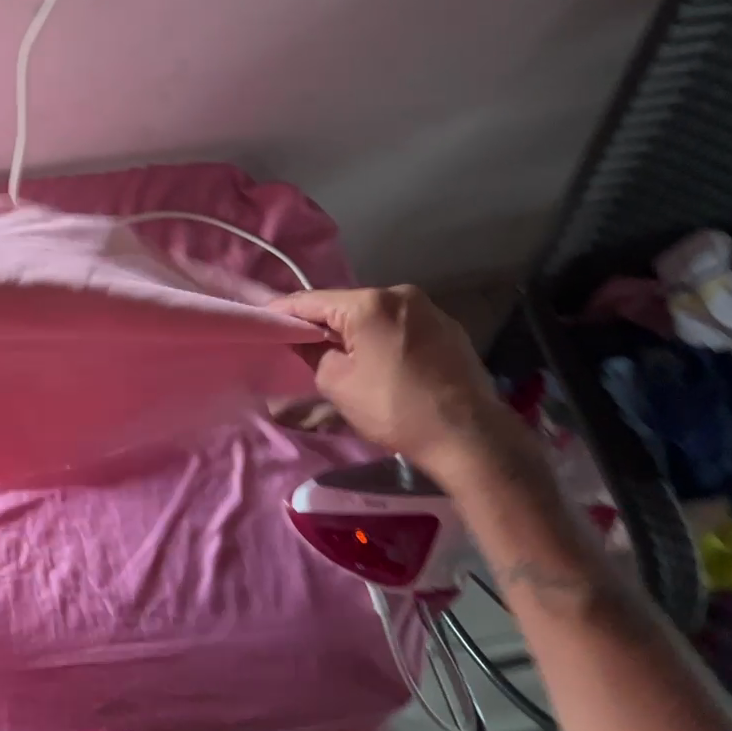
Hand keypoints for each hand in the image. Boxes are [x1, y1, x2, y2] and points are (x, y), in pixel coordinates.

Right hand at [265, 285, 536, 483]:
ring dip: (354, 330)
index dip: (282, 312)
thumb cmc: (393, 408)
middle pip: (344, 304)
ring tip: (339, 354)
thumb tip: (304, 341)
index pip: (310, 301)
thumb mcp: (337, 384)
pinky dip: (382, 337)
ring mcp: (429, 310)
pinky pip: (400, 325)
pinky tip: (378, 361)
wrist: (468, 436)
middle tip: (298, 343)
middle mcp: (400, 294)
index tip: (262, 323)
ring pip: (374, 315)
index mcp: (368, 304)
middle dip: (321, 322)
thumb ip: (312, 353)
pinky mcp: (448, 329)